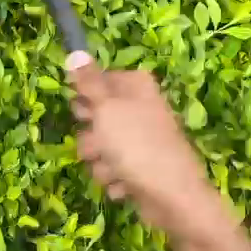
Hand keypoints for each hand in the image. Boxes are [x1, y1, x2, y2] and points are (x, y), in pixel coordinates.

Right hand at [68, 54, 228, 239]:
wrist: (175, 199)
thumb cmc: (138, 146)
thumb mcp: (107, 108)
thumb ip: (88, 82)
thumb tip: (75, 51)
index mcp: (135, 87)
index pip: (97, 80)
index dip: (85, 97)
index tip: (83, 111)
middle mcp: (140, 109)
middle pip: (95, 115)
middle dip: (91, 134)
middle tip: (100, 141)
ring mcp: (141, 140)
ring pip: (99, 146)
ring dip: (101, 161)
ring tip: (114, 169)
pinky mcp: (140, 168)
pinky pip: (112, 169)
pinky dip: (115, 178)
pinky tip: (125, 184)